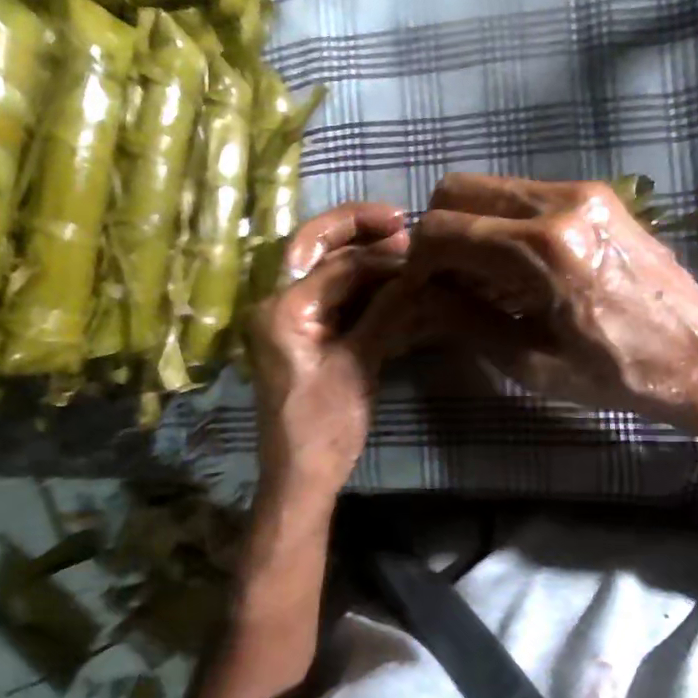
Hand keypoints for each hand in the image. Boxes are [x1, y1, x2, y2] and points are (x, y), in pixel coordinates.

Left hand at [249, 201, 421, 501]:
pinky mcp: (304, 339)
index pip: (337, 266)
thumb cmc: (324, 428)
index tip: (420, 254)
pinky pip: (331, 301)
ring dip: (361, 257)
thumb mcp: (357, 368)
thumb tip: (415, 273)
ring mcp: (289, 322)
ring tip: (401, 246)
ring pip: (324, 271)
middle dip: (357, 232)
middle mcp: (277, 306)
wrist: (299, 477)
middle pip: (316, 250)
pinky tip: (392, 285)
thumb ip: (384, 314)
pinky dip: (361, 290)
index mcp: (282, 310)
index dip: (381, 258)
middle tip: (399, 220)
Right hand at [405, 174, 697, 432]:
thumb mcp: (531, 363)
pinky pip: (524, 195)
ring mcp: (584, 192)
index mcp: (543, 250)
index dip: (417, 261)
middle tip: (446, 280)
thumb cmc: (617, 374)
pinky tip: (516, 269)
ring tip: (482, 280)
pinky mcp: (599, 196)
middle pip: (459, 189)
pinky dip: (502, 224)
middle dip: (438, 234)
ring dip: (470, 227)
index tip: (418, 291)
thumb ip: (466, 321)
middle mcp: (562, 203)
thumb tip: (421, 296)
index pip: (443, 229)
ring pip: (490, 187)